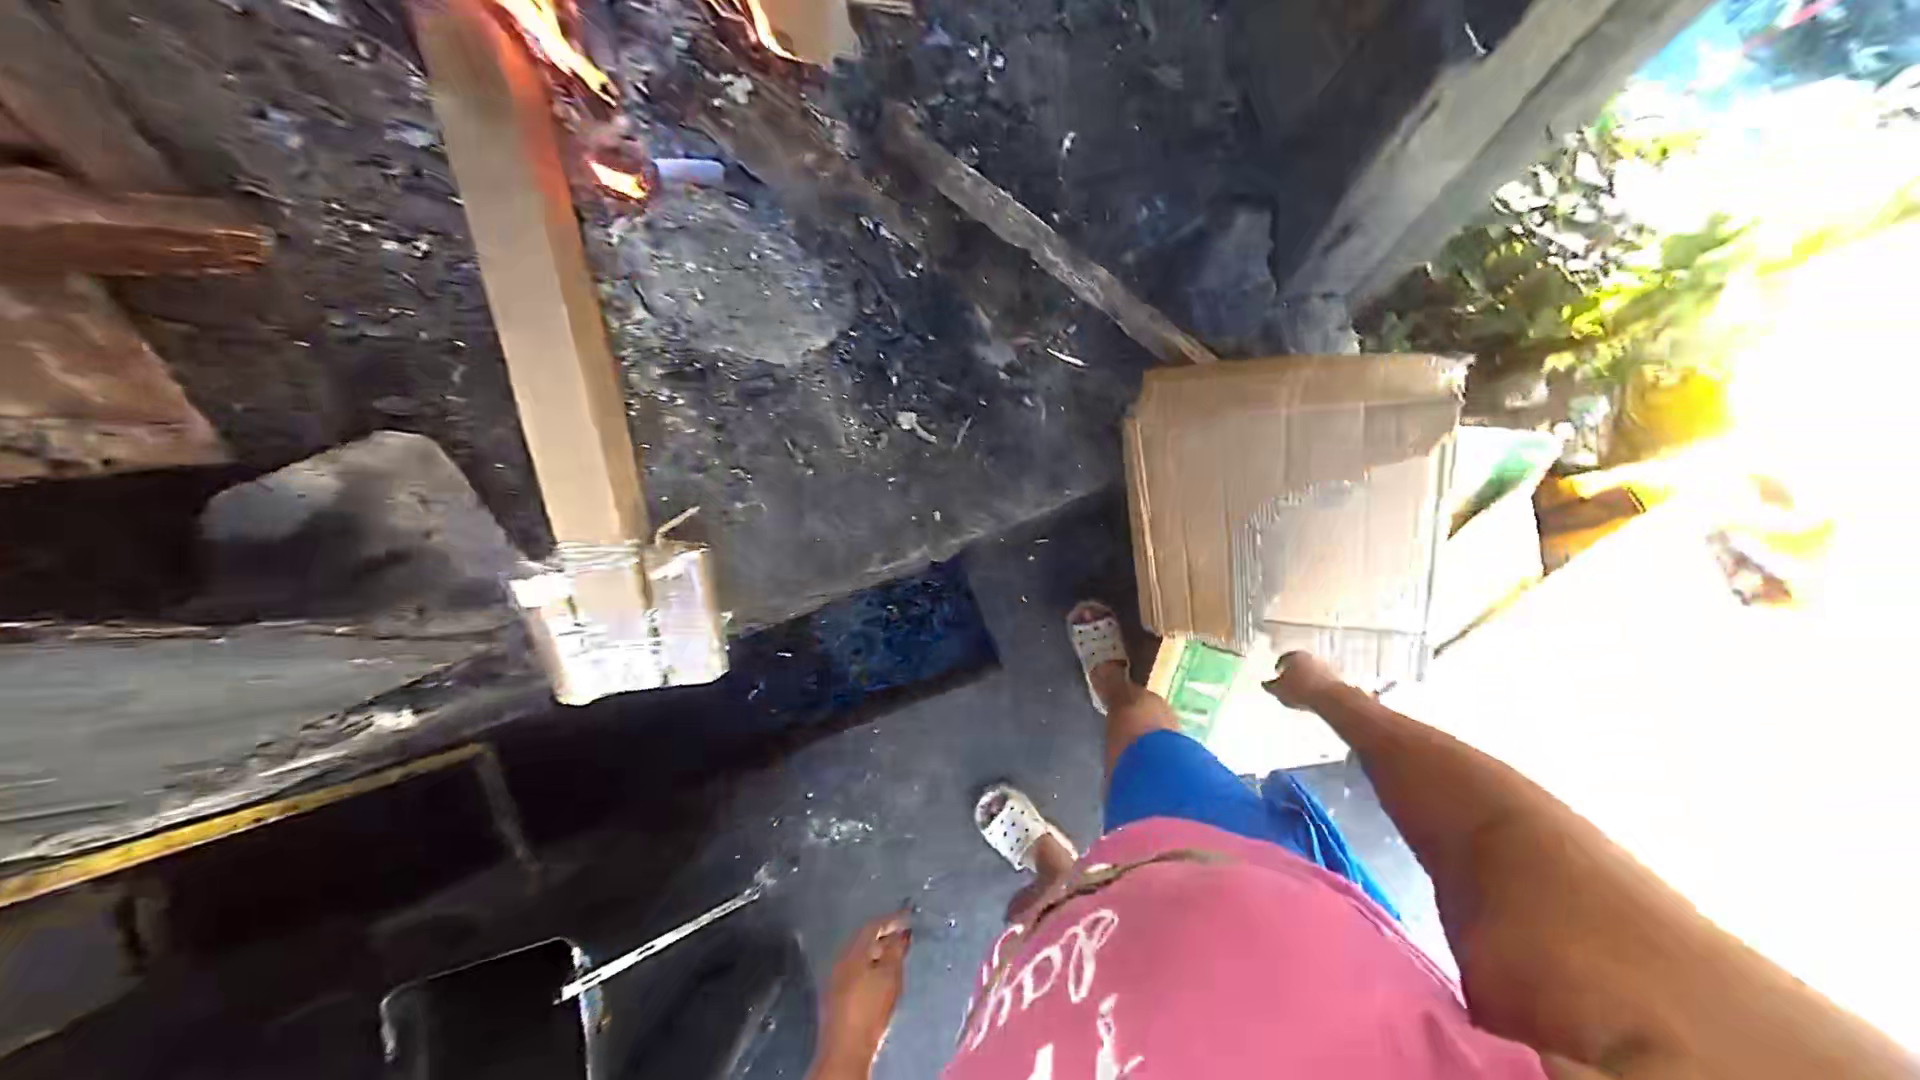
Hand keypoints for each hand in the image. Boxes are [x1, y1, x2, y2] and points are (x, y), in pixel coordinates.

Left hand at [811, 909, 912, 1079]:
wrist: (845, 1049)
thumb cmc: (870, 1007)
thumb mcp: (890, 976)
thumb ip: (896, 951)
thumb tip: (902, 932)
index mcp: (853, 951)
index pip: (873, 926)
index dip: (891, 919)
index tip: (908, 916)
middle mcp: (841, 959)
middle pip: (864, 940)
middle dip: (884, 936)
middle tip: (903, 937)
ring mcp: (836, 978)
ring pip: (859, 956)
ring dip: (877, 953)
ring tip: (895, 958)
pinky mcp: (836, 996)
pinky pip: (855, 971)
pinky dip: (870, 967)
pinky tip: (880, 978)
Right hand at [1264, 651, 1344, 710]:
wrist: (1331, 700)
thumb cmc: (1302, 690)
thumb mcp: (1278, 690)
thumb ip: (1269, 686)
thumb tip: (1266, 685)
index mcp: (1294, 656)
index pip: (1282, 660)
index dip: (1278, 669)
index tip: (1276, 676)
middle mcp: (1311, 658)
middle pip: (1298, 665)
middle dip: (1293, 674)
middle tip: (1288, 685)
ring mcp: (1326, 668)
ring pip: (1311, 673)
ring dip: (1306, 681)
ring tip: (1300, 694)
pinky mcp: (1337, 679)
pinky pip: (1322, 682)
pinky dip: (1316, 688)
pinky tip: (1312, 698)